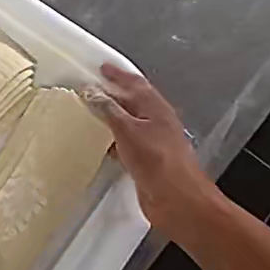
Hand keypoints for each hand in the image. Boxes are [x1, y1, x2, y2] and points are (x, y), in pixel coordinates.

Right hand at [96, 64, 218, 237]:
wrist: (178, 201)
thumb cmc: (157, 161)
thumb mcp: (128, 129)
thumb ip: (109, 109)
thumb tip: (92, 91)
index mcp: (156, 108)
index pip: (135, 83)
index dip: (119, 75)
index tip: (103, 68)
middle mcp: (158, 122)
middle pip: (134, 101)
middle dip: (115, 94)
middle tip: (94, 89)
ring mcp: (155, 143)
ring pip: (131, 123)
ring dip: (114, 117)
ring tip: (94, 113)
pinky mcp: (149, 163)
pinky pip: (128, 144)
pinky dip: (115, 140)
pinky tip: (104, 145)